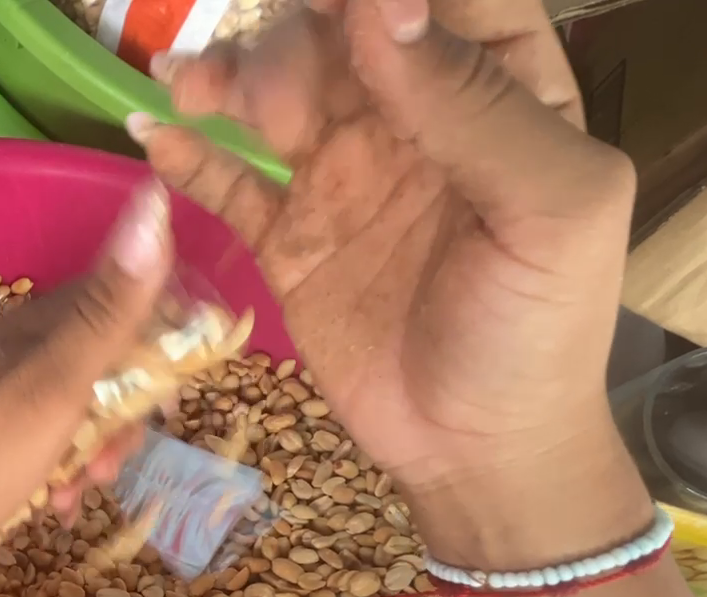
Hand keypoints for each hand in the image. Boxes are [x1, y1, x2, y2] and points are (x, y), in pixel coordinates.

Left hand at [0, 183, 171, 574]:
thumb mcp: (53, 383)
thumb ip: (107, 310)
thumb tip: (153, 204)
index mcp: (39, 328)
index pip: (121, 304)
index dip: (159, 346)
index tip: (169, 401)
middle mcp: (20, 351)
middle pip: (102, 368)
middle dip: (121, 419)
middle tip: (109, 465)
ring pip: (75, 412)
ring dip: (89, 455)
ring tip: (72, 495)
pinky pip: (42, 442)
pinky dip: (55, 472)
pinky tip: (49, 506)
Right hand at [133, 0, 651, 562]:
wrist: (470, 442)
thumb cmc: (537, 326)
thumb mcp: (549, 206)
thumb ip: (474, 103)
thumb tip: (380, 5)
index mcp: (497, 89)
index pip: (435, 1)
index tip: (330, 4)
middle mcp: (408, 121)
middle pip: (335, 40)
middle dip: (287, 43)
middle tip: (266, 102)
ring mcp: (339, 180)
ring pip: (273, 102)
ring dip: (226, 82)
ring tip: (184, 88)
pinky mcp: (287, 240)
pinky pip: (232, 187)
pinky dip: (192, 160)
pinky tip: (156, 139)